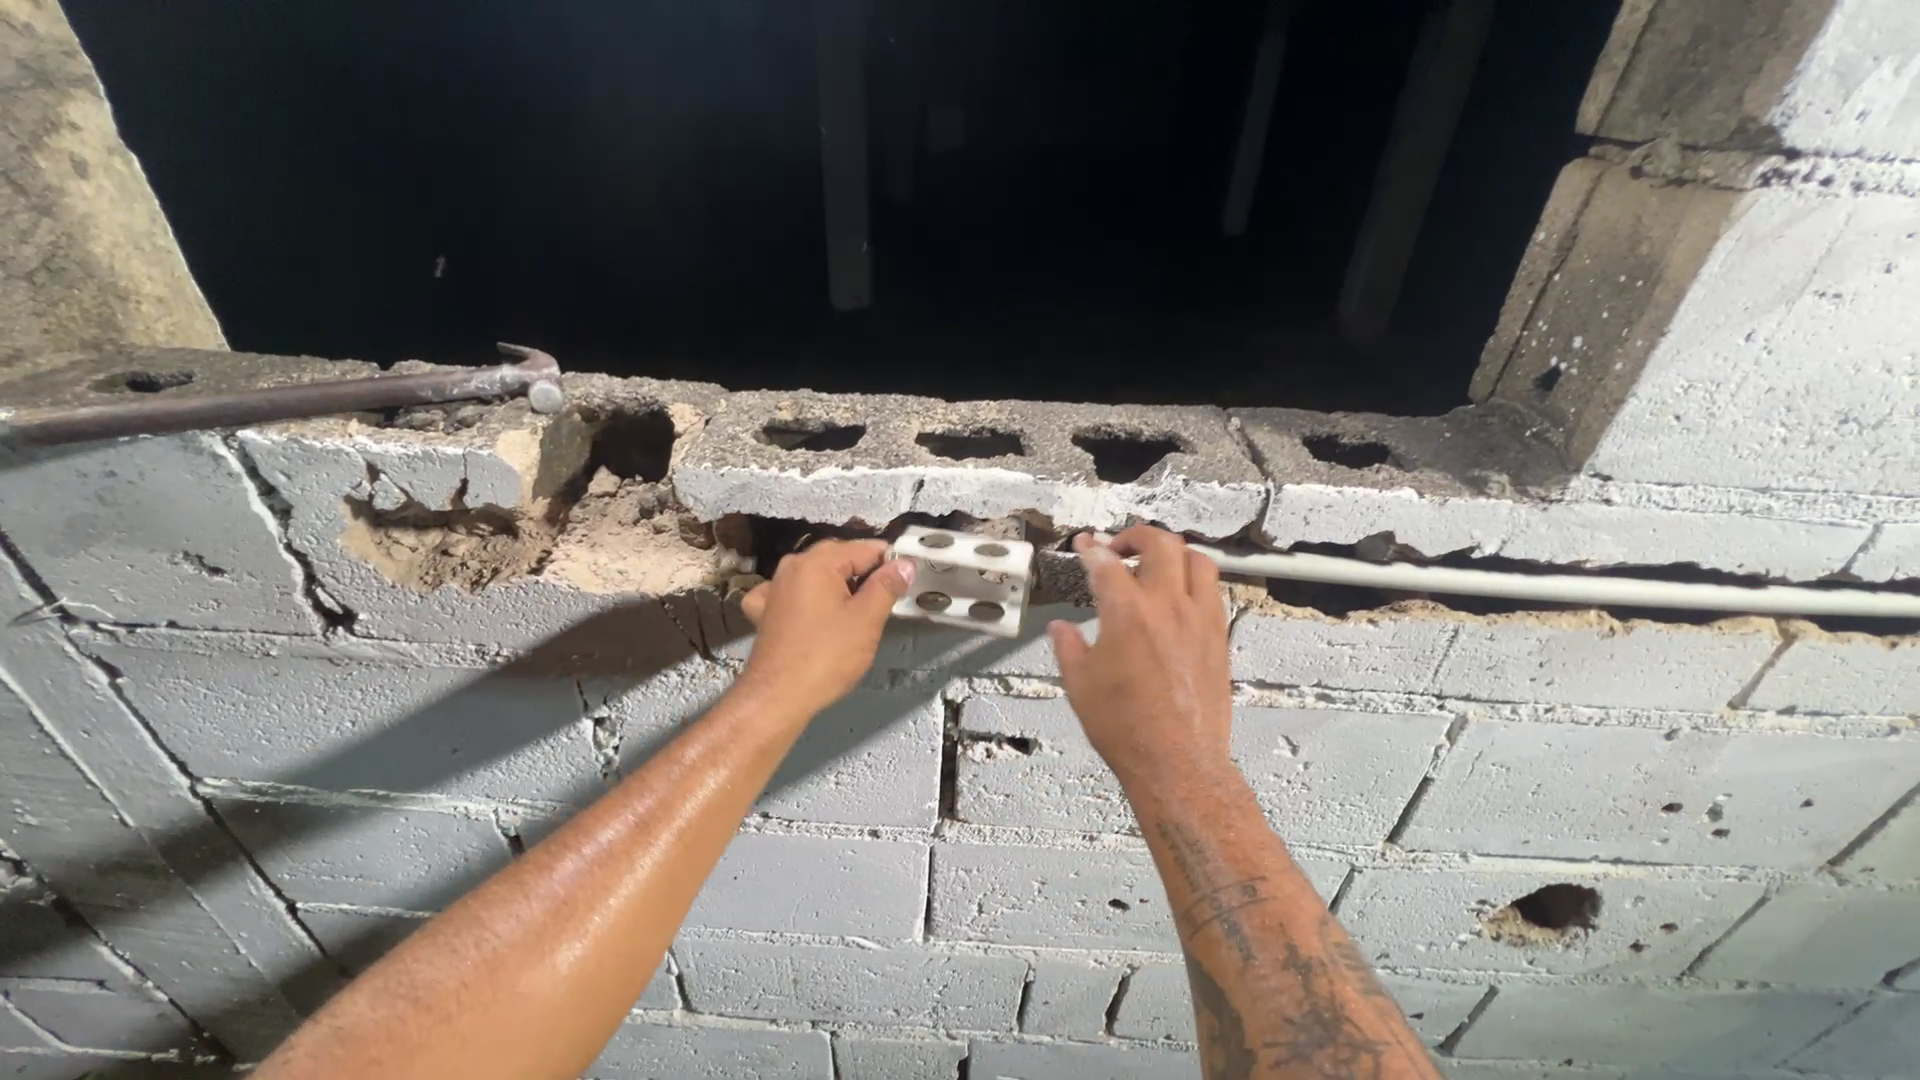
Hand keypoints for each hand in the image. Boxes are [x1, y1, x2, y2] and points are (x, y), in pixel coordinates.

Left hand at [736, 539, 914, 715]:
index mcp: (817, 563)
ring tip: (856, 607)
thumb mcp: (867, 620)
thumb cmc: (826, 657)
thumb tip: (904, 565)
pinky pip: (789, 592)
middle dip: (864, 571)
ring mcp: (773, 588)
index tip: (905, 582)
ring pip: (814, 573)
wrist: (778, 697)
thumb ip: (886, 586)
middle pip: (838, 557)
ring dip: (837, 583)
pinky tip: (811, 610)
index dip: (889, 562)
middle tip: (886, 597)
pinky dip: (805, 596)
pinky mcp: (764, 612)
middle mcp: (792, 567)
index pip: (865, 548)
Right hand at [1048, 526, 1233, 789]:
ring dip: (1173, 552)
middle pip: (1161, 544)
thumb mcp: (1080, 685)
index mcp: (1127, 614)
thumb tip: (1061, 629)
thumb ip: (1068, 647)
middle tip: (1119, 547)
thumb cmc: (1123, 727)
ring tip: (1156, 562)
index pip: (1106, 563)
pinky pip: (1213, 591)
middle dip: (1136, 535)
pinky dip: (1195, 580)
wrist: (1176, 762)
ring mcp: (1199, 619)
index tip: (1085, 544)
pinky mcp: (1219, 637)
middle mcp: (1167, 606)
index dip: (1091, 548)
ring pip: (1197, 560)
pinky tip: (1180, 596)